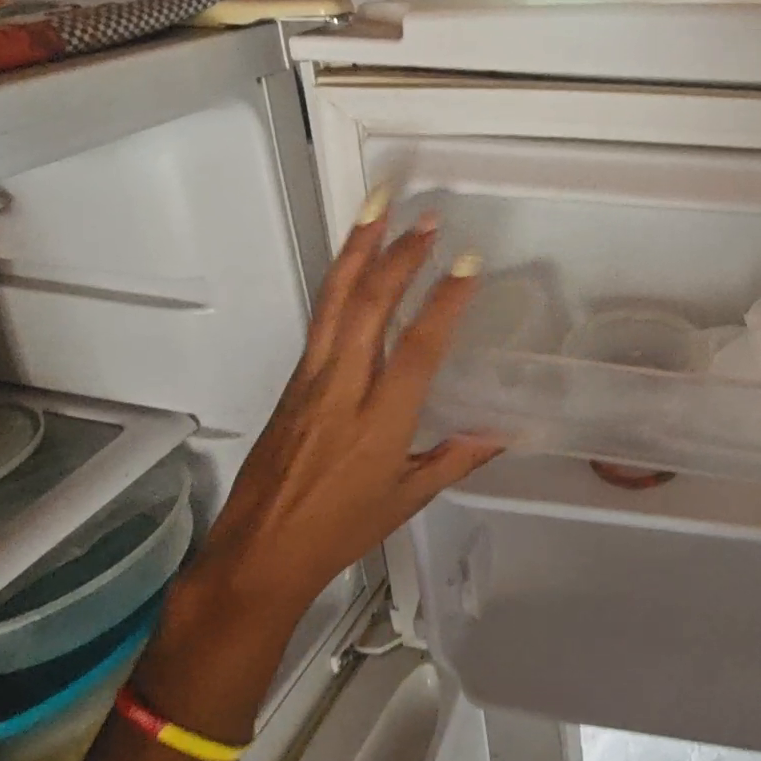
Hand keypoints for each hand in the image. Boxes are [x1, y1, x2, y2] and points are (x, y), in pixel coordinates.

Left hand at [85, 196, 499, 760]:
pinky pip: (319, 316)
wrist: (258, 552)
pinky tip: (352, 260)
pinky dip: (339, 278)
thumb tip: (502, 433)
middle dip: (398, 256)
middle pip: (369, 307)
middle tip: (425, 218)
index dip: (445, 302)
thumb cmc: (339, 531)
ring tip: (377, 208)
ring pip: (335, 301)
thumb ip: (456, 459)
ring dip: (358, 250)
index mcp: (379, 422)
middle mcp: (343, 389)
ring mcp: (311, 378)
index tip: (468, 262)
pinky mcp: (293, 379)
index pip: (418, 348)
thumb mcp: (407, 499)